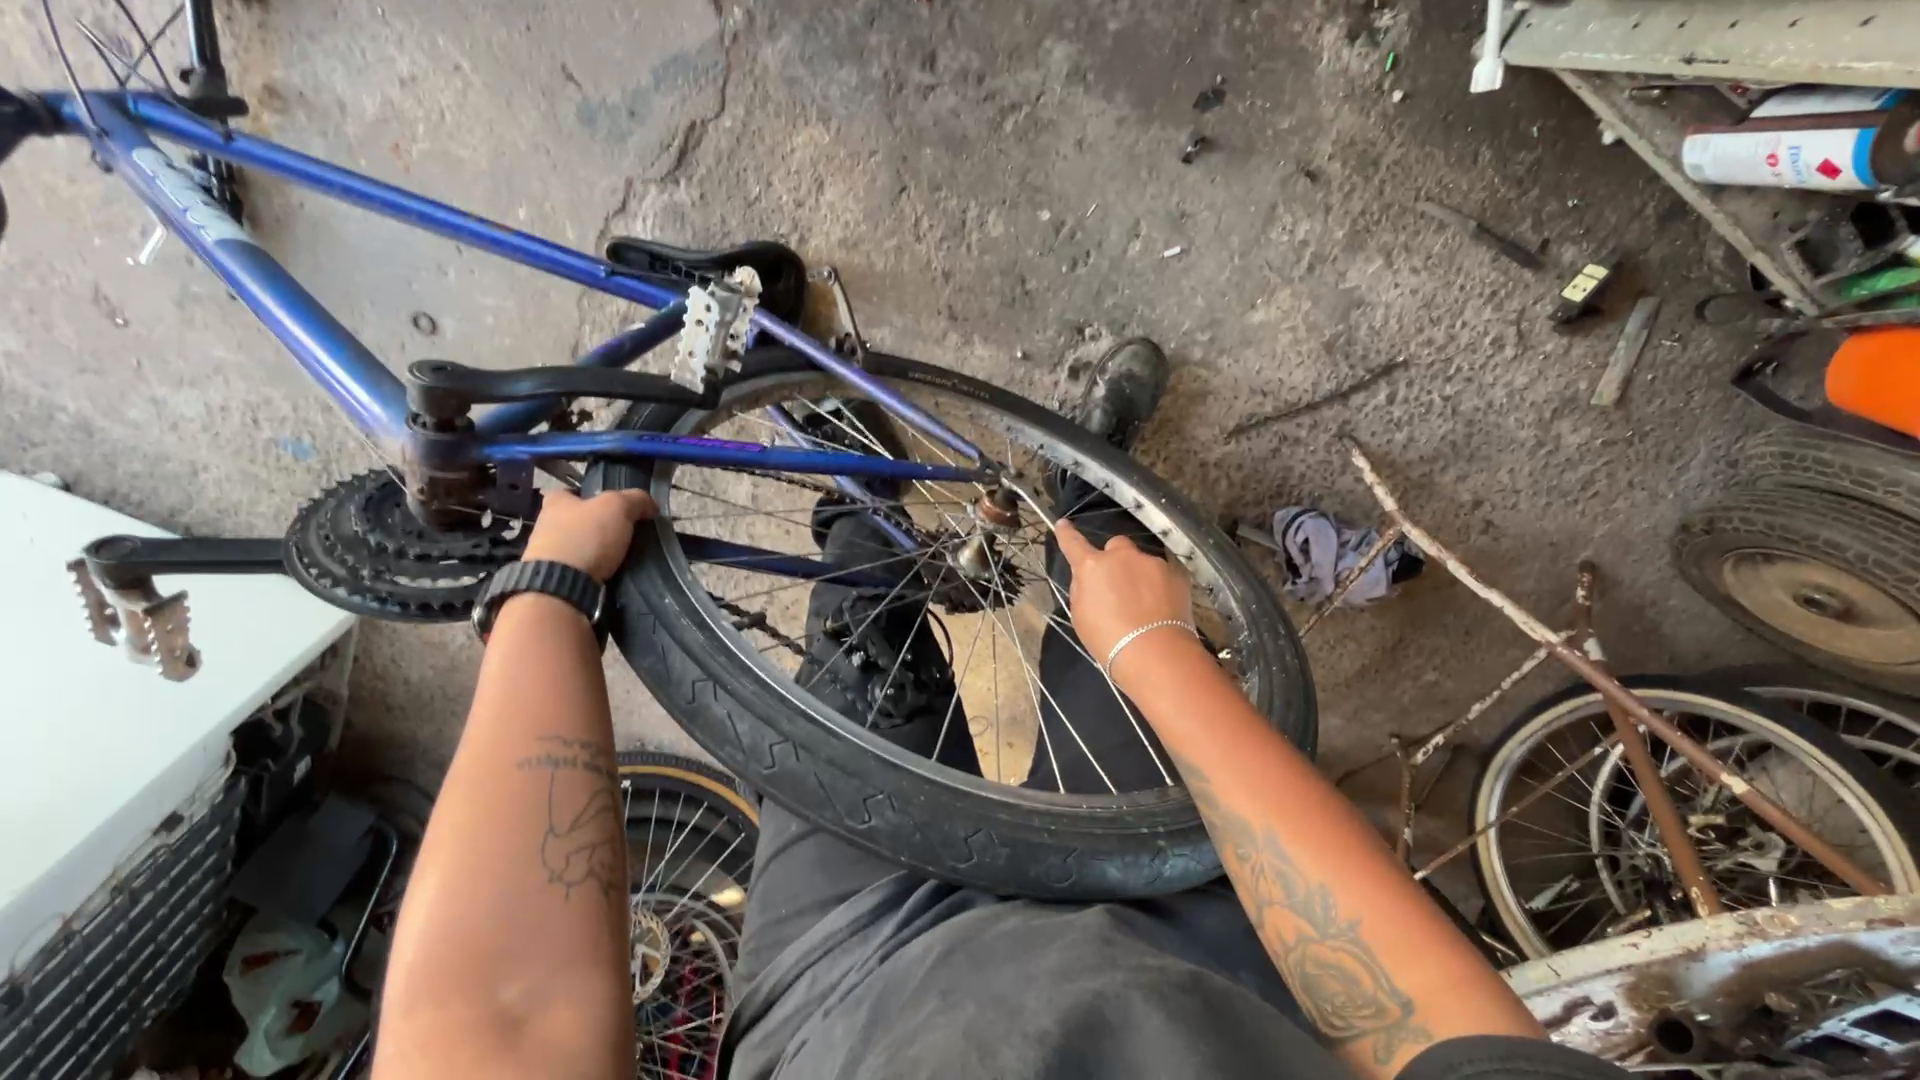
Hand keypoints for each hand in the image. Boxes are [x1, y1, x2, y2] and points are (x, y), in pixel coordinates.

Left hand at [520, 488, 656, 582]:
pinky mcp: (551, 578)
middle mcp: (545, 525)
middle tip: (619, 532)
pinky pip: (574, 569)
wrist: (560, 584)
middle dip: (592, 525)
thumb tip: (650, 505)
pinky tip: (605, 574)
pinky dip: (588, 570)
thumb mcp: (617, 507)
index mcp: (556, 502)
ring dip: (591, 550)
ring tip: (617, 557)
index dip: (587, 496)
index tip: (608, 506)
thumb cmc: (586, 536)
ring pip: (573, 545)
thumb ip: (635, 500)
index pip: (568, 491)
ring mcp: (544, 554)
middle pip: (572, 519)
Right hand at [1053, 518, 1194, 663]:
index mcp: (1092, 567)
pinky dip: (1161, 586)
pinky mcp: (1176, 574)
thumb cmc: (1107, 640)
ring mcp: (1152, 562)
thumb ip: (1084, 590)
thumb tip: (1091, 580)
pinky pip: (1164, 574)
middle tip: (1119, 584)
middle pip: (1117, 546)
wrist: (1154, 652)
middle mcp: (1122, 557)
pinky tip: (1163, 607)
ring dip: (1140, 575)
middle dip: (1116, 559)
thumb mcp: (1081, 616)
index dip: (1067, 534)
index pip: (1074, 544)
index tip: (1063, 524)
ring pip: (1143, 561)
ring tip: (1146, 605)